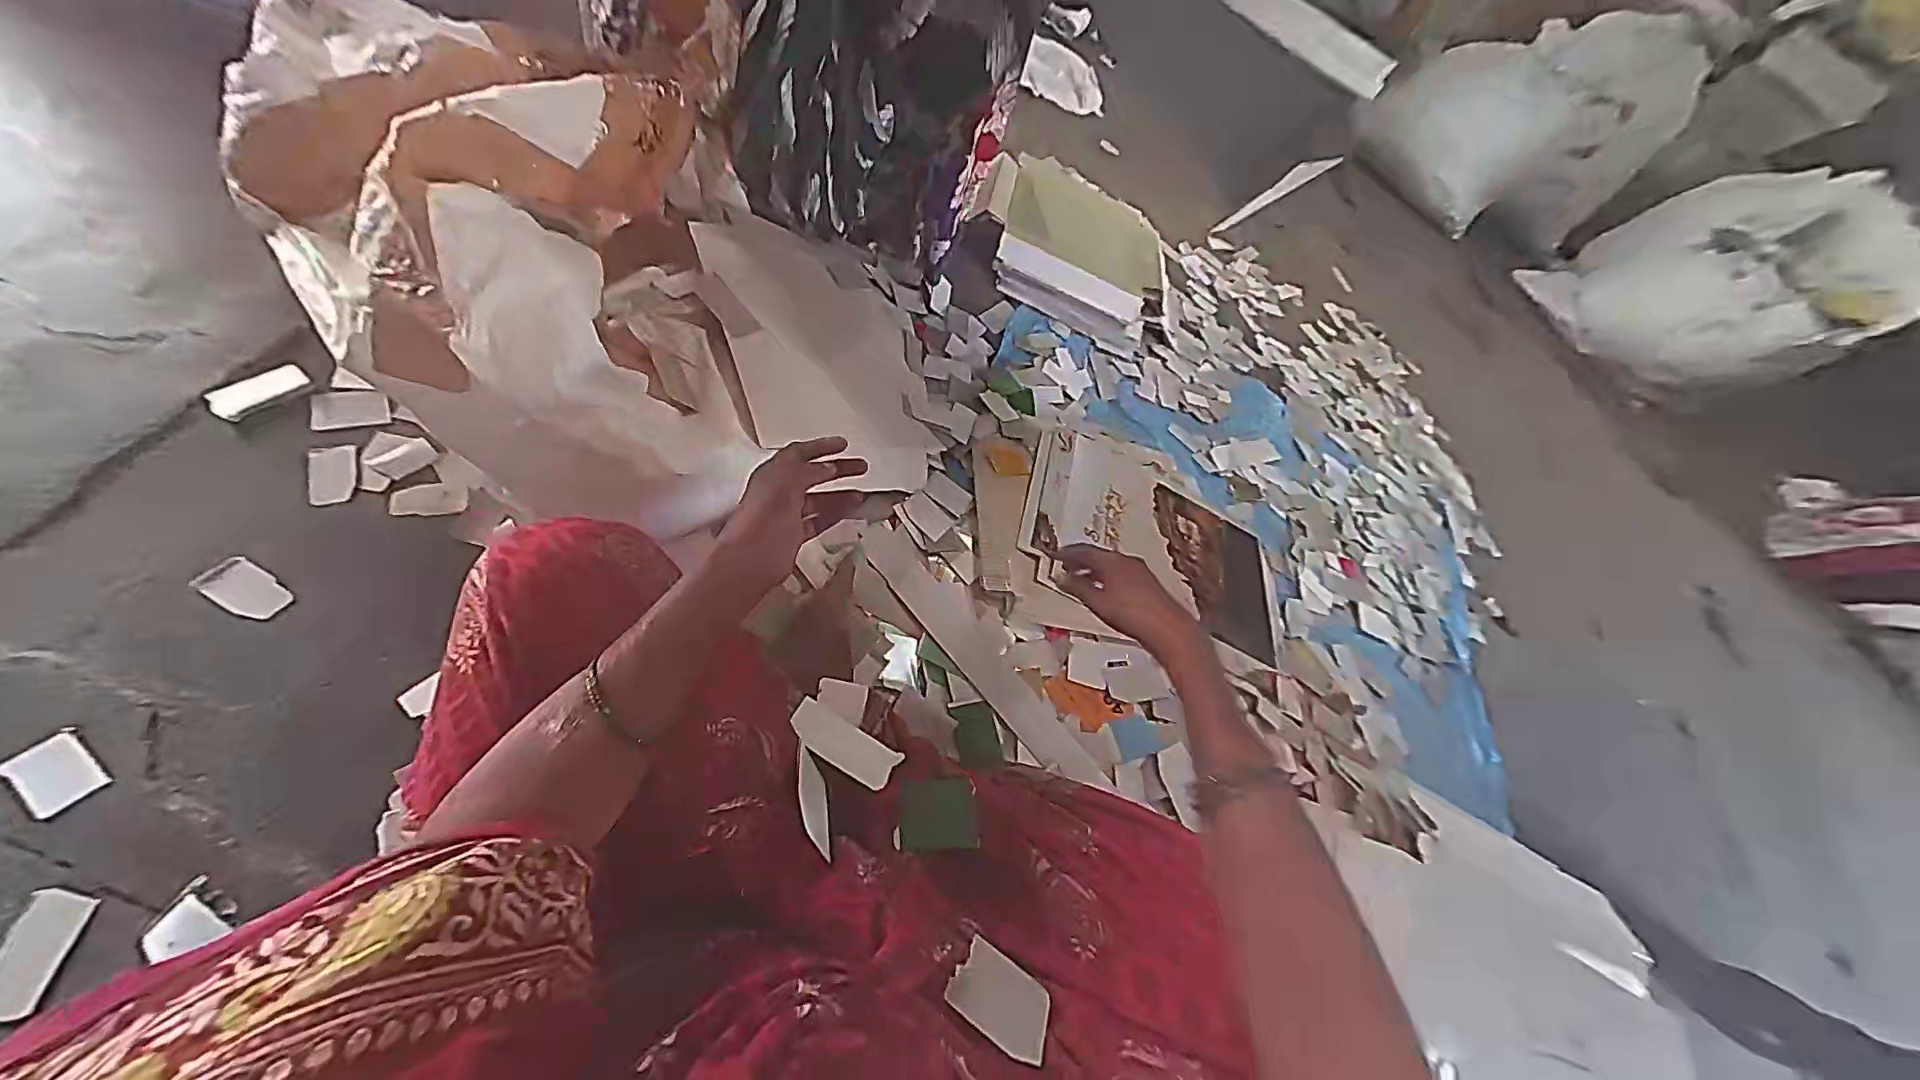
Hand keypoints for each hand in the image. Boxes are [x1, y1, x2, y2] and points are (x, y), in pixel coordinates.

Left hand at [713, 437, 867, 598]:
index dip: (822, 447)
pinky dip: (834, 515)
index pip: (799, 453)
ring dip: (840, 495)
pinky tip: (848, 512)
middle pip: (812, 475)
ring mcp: (786, 514)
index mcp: (772, 474)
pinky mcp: (793, 535)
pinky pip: (818, 520)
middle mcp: (778, 492)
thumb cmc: (761, 520)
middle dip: (837, 470)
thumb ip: (807, 471)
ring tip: (861, 494)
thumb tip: (826, 467)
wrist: (750, 560)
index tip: (842, 445)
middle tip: (860, 467)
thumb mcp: (786, 483)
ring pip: (818, 500)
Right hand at [1058, 545, 1207, 662]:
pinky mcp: (1147, 584)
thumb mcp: (1097, 602)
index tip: (1056, 555)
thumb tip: (1064, 579)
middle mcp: (1128, 562)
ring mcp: (1140, 572)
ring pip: (1110, 565)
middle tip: (1065, 564)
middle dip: (1079, 561)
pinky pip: (1120, 573)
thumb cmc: (1135, 615)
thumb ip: (1077, 588)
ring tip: (1080, 578)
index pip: (1084, 551)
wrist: (1168, 630)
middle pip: (1098, 556)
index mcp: (1113, 561)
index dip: (1067, 553)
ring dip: (1093, 570)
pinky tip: (1103, 590)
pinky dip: (1106, 577)